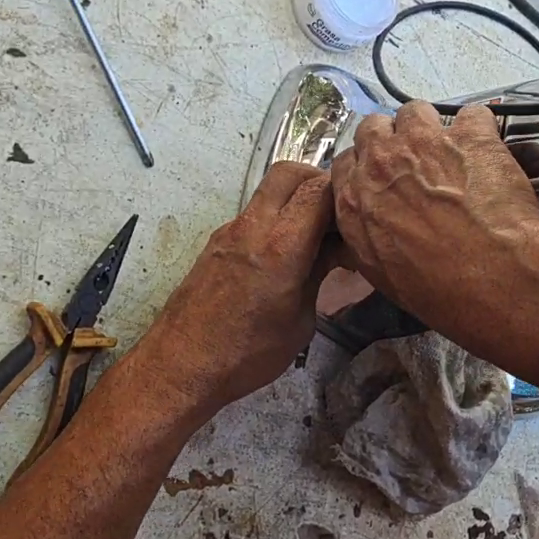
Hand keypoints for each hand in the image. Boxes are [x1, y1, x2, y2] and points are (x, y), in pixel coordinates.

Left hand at [136, 163, 334, 412]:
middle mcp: (253, 226)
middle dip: (316, 181)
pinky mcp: (216, 241)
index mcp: (281, 246)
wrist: (181, 365)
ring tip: (314, 237)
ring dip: (294, 201)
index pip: (318, 190)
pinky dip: (275, 220)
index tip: (358, 214)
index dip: (343, 191)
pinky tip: (285, 255)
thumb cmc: (247, 354)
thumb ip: (319, 275)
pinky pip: (253, 214)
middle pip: (288, 172)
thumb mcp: (300, 321)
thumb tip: (338, 249)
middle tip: (335, 213)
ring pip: (268, 191)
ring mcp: (230, 230)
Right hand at [329, 102, 538, 329]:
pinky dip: (479, 130)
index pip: (347, 161)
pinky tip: (488, 152)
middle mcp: (381, 161)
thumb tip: (372, 225)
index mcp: (353, 197)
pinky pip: (472, 115)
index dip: (367, 166)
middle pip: (373, 127)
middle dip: (391, 139)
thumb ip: (364, 234)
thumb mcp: (379, 272)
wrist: (490, 280)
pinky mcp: (469, 135)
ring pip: (415, 110)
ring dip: (429, 127)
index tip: (384, 177)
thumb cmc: (434, 290)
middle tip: (415, 160)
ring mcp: (423, 142)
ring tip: (450, 149)